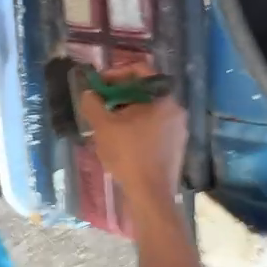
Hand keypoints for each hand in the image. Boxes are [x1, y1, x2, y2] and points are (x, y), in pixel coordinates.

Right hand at [79, 63, 187, 213]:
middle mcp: (175, 110)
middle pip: (144, 91)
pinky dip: (135, 127)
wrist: (150, 195)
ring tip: (106, 124)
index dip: (116, 73)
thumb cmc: (128, 154)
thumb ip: (93, 103)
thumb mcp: (103, 125)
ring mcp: (178, 129)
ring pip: (148, 110)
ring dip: (125, 112)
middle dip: (119, 95)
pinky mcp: (175, 147)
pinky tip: (119, 141)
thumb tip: (89, 93)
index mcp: (163, 98)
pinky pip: (153, 127)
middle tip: (100, 104)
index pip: (140, 70)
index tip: (99, 85)